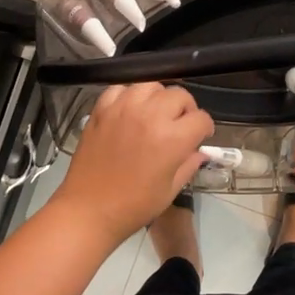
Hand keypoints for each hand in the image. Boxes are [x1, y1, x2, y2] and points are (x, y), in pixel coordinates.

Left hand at [54, 83, 213, 244]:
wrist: (89, 209)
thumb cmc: (134, 206)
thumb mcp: (170, 190)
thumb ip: (189, 165)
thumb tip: (200, 153)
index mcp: (172, 138)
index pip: (201, 118)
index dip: (205, 128)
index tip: (200, 137)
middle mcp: (150, 116)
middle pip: (179, 95)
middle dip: (186, 109)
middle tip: (179, 125)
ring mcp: (123, 109)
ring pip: (151, 85)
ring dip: (158, 98)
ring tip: (155, 114)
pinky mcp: (101, 110)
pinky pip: (120, 88)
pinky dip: (129, 95)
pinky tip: (130, 111)